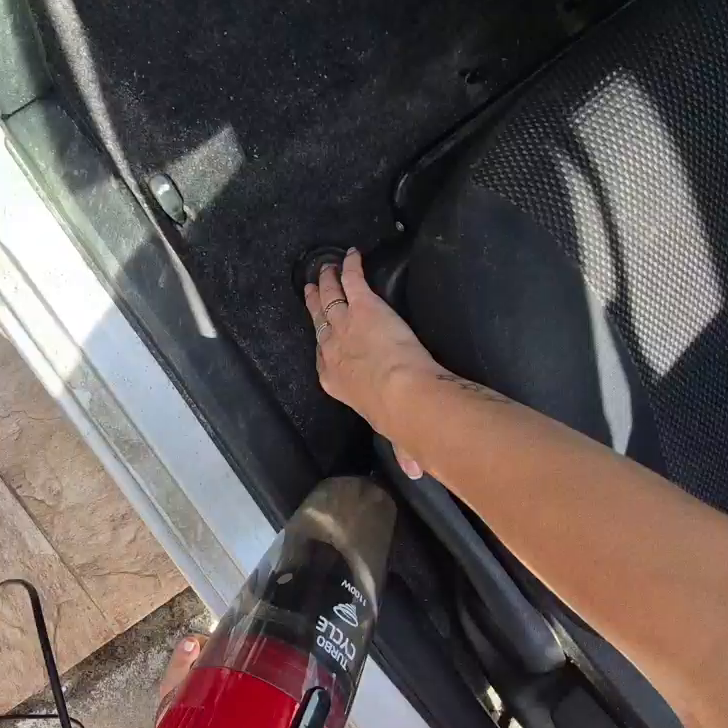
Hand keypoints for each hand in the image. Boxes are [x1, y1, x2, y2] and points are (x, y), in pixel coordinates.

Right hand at [305, 249, 443, 477]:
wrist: (401, 393)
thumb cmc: (395, 417)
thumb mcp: (395, 434)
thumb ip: (405, 449)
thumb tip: (416, 472)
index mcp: (334, 380)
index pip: (323, 358)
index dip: (323, 343)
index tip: (323, 334)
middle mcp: (332, 351)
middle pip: (319, 322)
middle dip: (315, 304)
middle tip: (311, 289)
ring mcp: (345, 326)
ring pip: (330, 298)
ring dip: (327, 282)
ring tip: (325, 268)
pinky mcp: (364, 306)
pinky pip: (352, 282)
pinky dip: (350, 267)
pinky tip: (351, 254)